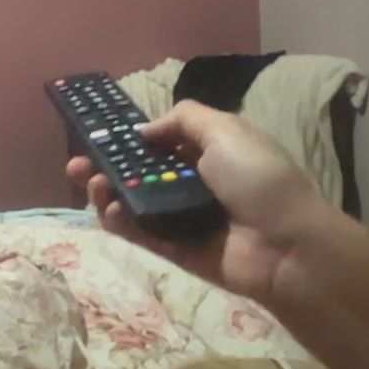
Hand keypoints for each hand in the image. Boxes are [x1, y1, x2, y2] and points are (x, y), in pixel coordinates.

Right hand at [66, 100, 333, 305]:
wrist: (289, 247)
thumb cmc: (259, 179)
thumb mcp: (225, 130)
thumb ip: (181, 119)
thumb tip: (144, 131)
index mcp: (207, 153)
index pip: (159, 143)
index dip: (129, 139)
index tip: (100, 135)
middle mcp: (191, 184)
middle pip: (137, 173)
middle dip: (105, 165)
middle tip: (78, 163)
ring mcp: (181, 218)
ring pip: (132, 203)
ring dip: (105, 191)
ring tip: (91, 183)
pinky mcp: (175, 249)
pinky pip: (139, 234)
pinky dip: (118, 221)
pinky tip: (106, 208)